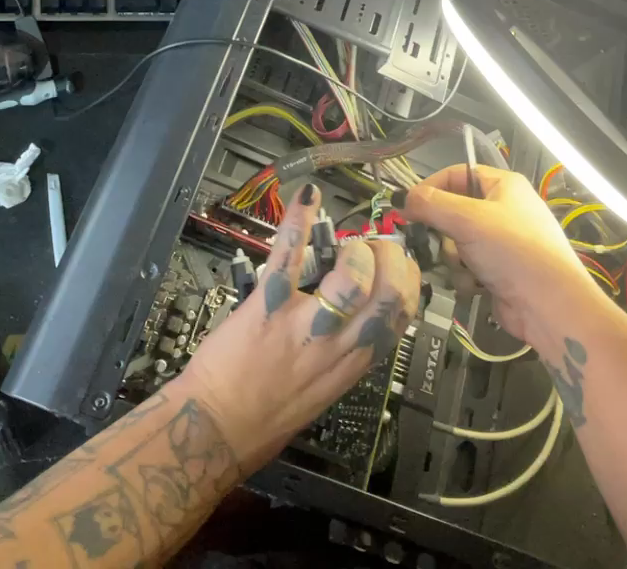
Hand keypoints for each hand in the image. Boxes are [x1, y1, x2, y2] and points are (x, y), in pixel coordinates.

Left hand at [178, 182, 420, 469]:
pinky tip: (307, 197)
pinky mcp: (267, 306)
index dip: (408, 279)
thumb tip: (356, 312)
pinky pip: (290, 256)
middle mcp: (338, 345)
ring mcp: (304, 325)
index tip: (398, 261)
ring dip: (355, 251)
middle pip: (389, 295)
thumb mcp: (325, 387)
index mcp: (354, 362)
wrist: (218, 429)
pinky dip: (299, 220)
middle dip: (391, 259)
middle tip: (375, 245)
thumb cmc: (268, 412)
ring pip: (351, 280)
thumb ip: (345, 349)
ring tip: (346, 241)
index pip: (403, 315)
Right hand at [404, 165, 600, 343]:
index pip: (455, 175)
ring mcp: (502, 243)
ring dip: (454, 258)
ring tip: (464, 268)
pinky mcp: (500, 271)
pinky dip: (466, 276)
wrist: (549, 305)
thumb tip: (400, 199)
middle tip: (435, 242)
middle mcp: (504, 209)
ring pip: (457, 242)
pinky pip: (468, 266)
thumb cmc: (511, 250)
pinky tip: (474, 286)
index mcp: (503, 185)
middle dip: (443, 232)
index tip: (407, 207)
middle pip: (453, 211)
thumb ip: (429, 205)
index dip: (429, 188)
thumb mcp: (466, 219)